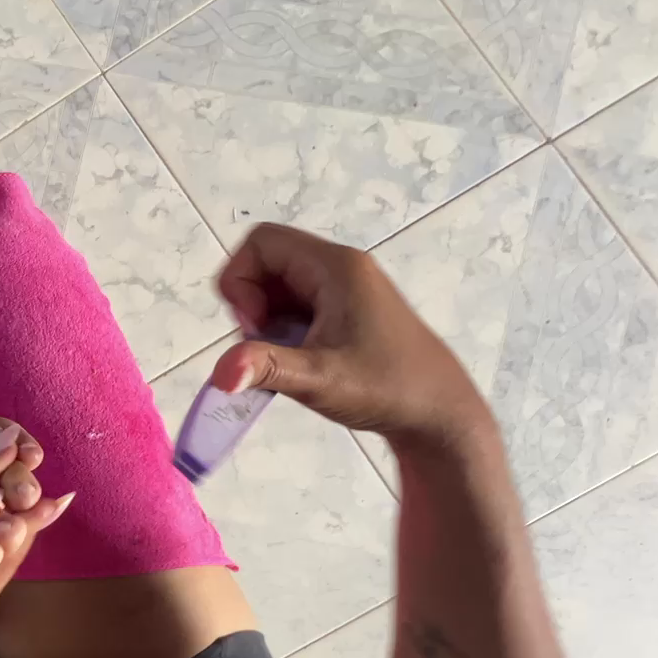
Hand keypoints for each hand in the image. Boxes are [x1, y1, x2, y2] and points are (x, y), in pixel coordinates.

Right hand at [210, 224, 492, 453]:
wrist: (437, 413)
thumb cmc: (386, 388)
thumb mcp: (320, 379)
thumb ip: (267, 368)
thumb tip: (220, 374)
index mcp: (335, 268)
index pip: (261, 243)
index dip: (241, 280)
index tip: (253, 325)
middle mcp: (336, 270)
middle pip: (264, 263)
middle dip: (247, 303)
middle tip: (262, 344)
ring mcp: (338, 291)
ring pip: (273, 287)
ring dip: (260, 321)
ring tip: (279, 357)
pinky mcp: (337, 313)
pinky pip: (288, 307)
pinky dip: (275, 332)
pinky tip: (290, 362)